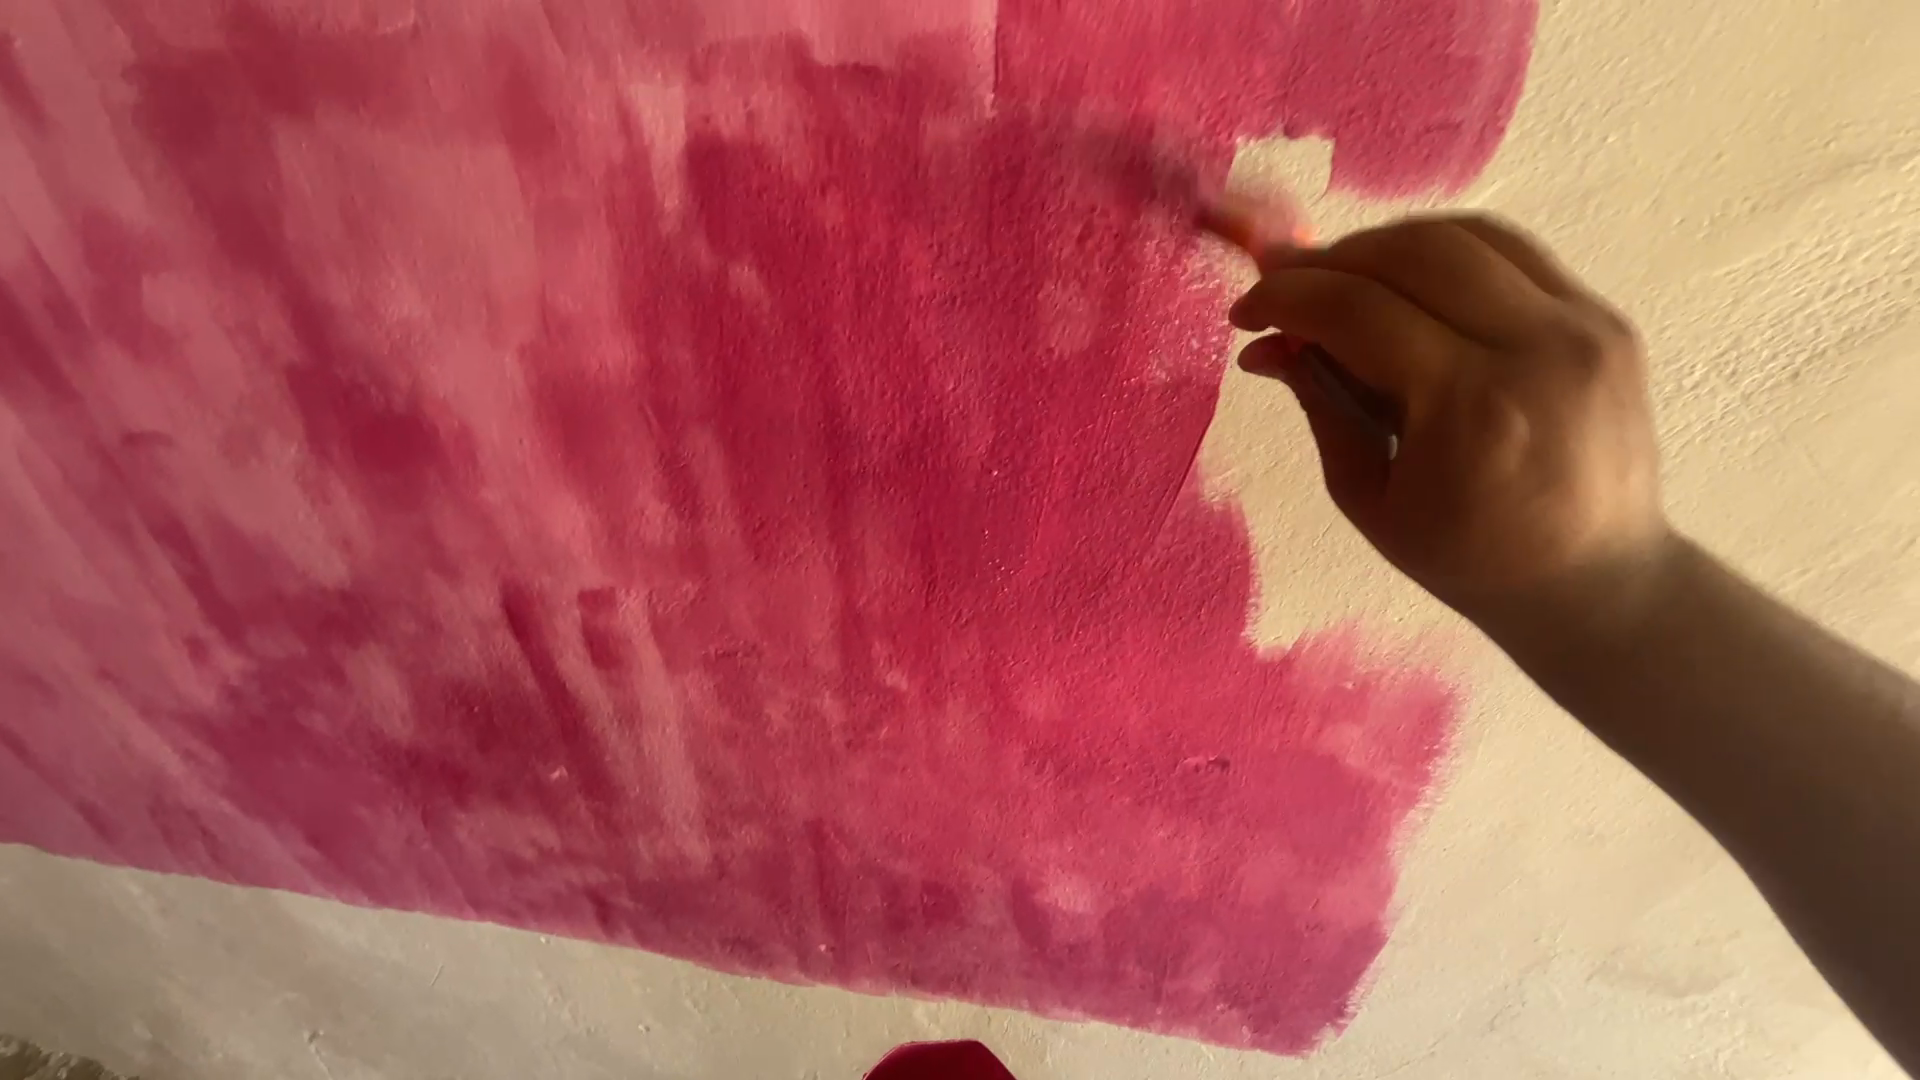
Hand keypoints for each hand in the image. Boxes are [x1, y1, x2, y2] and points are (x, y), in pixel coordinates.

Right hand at [1227, 214, 1672, 629]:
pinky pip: (1507, 251)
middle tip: (1281, 288)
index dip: (1287, 297)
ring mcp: (1583, 322)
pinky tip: (1399, 285)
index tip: (1245, 313)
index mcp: (1471, 407)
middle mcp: (1536, 345)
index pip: (1359, 311)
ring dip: (1381, 246)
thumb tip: (1266, 347)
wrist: (1591, 576)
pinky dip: (1438, 253)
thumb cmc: (1462, 557)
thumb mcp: (1365, 496)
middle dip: (1327, 261)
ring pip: (1464, 234)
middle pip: (1412, 252)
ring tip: (1335, 283)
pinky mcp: (1602, 316)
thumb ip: (1320, 406)